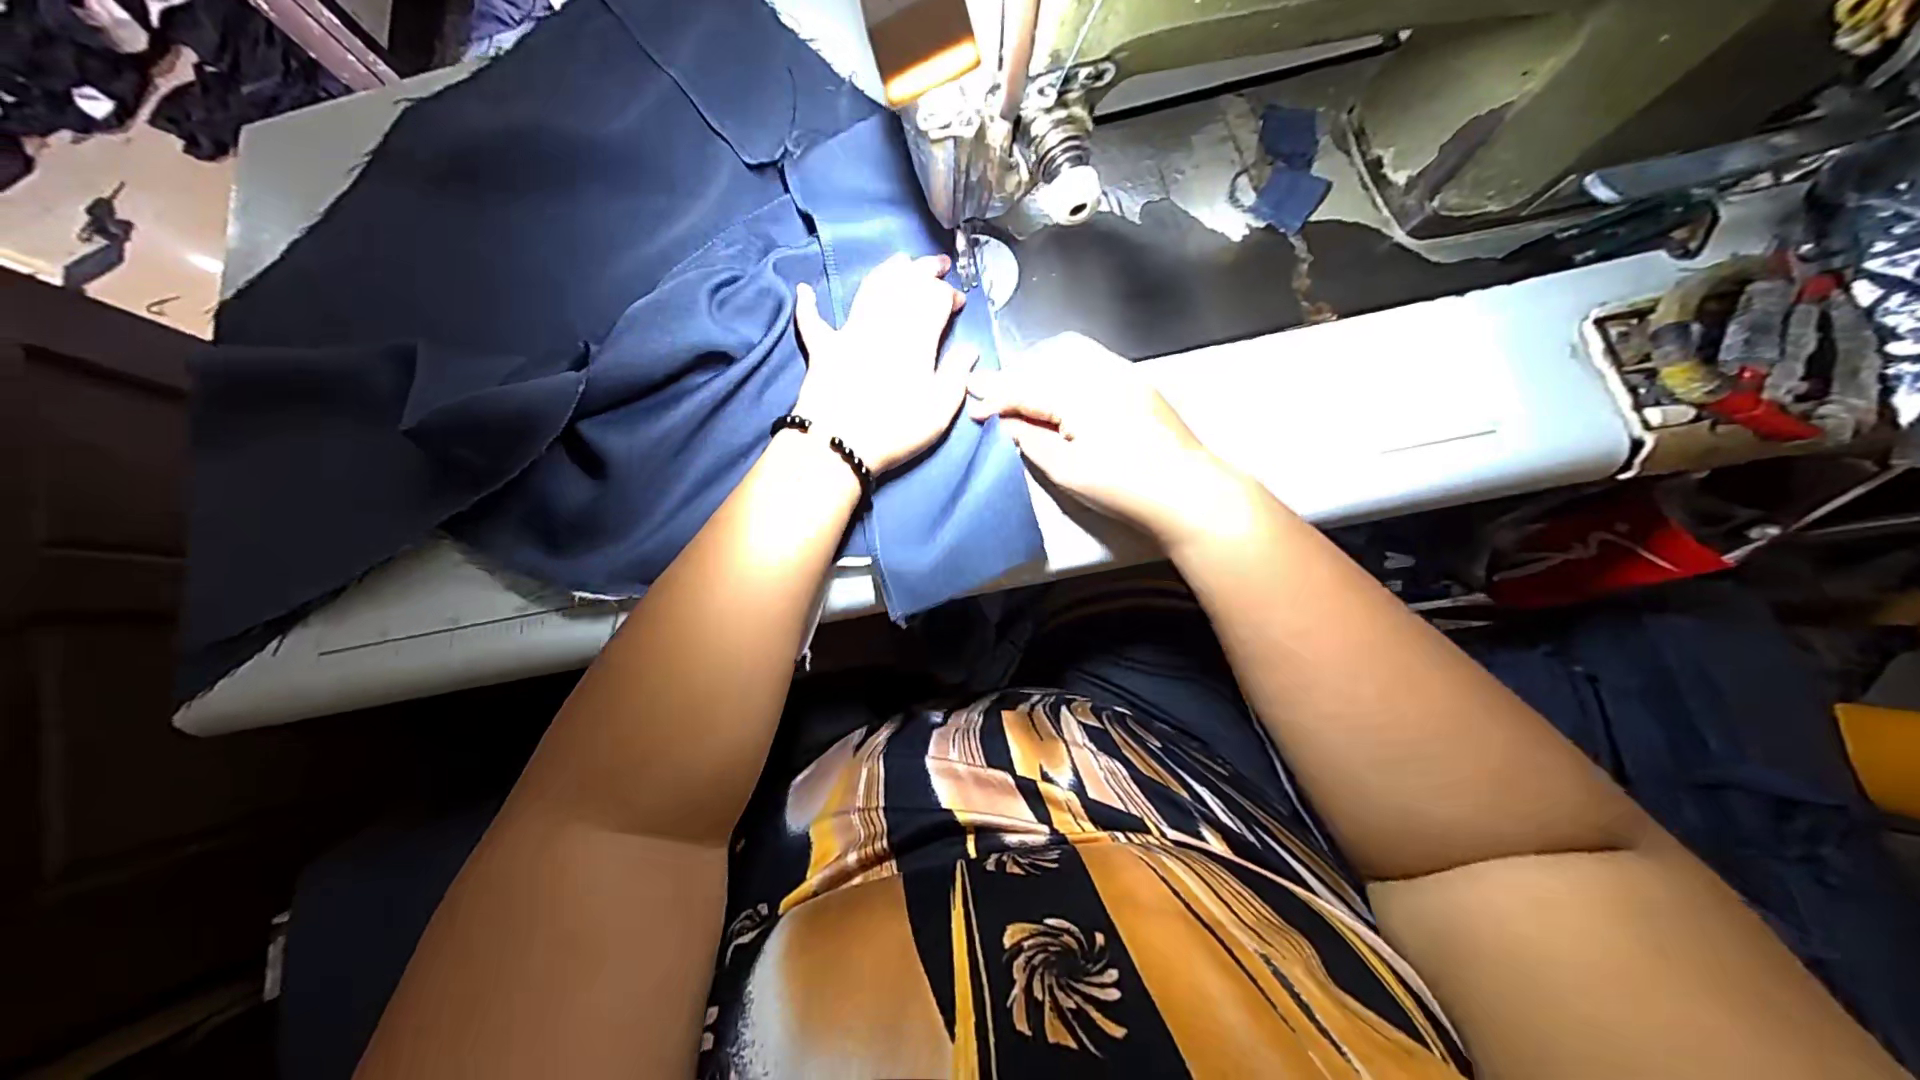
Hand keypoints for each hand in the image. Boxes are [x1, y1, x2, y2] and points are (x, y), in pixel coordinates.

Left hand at [791, 253, 975, 474]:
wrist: (838, 443)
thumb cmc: (896, 429)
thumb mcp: (940, 409)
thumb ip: (956, 374)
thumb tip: (970, 350)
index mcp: (916, 336)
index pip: (934, 298)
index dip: (948, 294)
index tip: (958, 302)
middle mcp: (883, 322)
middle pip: (905, 283)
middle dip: (924, 269)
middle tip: (938, 265)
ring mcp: (849, 331)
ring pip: (869, 289)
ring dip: (886, 271)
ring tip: (899, 261)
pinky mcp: (823, 348)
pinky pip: (813, 321)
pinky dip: (808, 305)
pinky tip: (805, 291)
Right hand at [967, 333, 1258, 547]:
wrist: (1189, 491)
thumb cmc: (1124, 486)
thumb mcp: (1066, 470)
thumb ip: (1030, 440)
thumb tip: (1007, 423)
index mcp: (1078, 393)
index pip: (1025, 388)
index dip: (994, 396)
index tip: (969, 400)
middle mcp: (1101, 372)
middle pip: (1044, 366)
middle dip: (1015, 379)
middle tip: (990, 395)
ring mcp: (1125, 375)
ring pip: (1069, 360)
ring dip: (1041, 374)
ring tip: (1022, 395)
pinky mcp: (1138, 385)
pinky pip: (1091, 366)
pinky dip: (1067, 375)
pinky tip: (1061, 393)